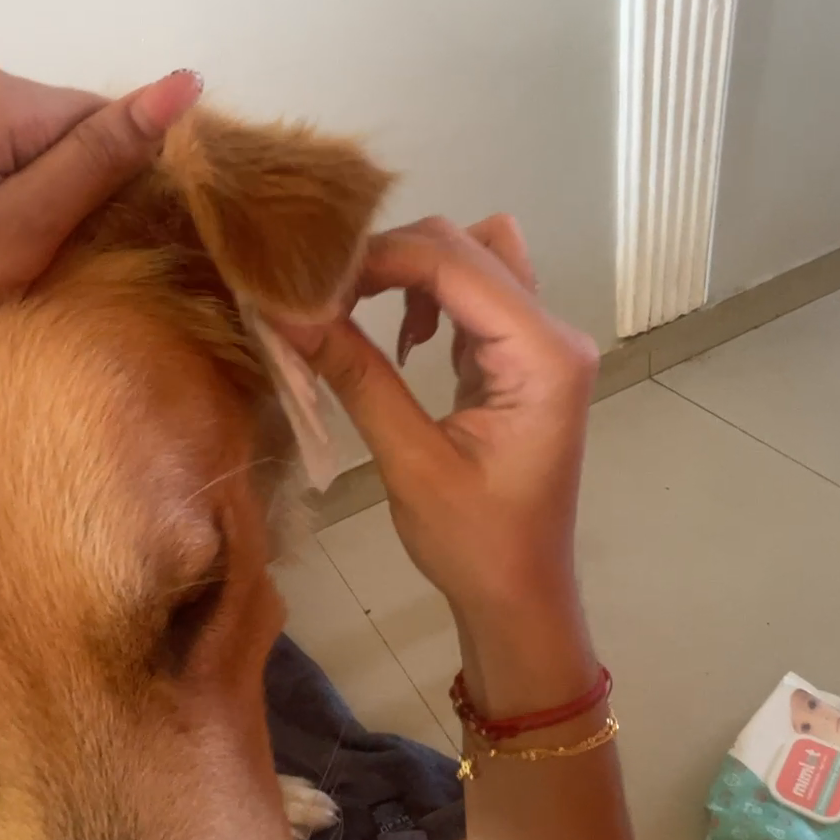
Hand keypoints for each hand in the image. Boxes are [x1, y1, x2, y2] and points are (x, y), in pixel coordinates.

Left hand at [0, 62, 202, 382]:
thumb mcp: (17, 231)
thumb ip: (99, 161)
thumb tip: (182, 86)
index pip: (108, 120)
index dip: (131, 185)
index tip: (126, 253)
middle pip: (67, 136)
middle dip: (86, 201)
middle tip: (67, 273)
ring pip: (29, 159)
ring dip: (47, 212)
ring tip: (26, 273)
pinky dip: (6, 214)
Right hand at [280, 217, 599, 706]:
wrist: (518, 593)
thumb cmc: (473, 544)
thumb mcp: (409, 462)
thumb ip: (357, 377)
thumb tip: (288, 314)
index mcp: (541, 354)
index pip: (454, 262)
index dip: (374, 260)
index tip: (307, 285)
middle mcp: (551, 333)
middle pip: (466, 246)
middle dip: (388, 259)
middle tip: (324, 299)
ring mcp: (540, 343)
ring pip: (475, 259)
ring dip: (411, 273)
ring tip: (361, 314)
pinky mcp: (520, 359)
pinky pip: (476, 297)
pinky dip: (428, 299)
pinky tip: (402, 340)